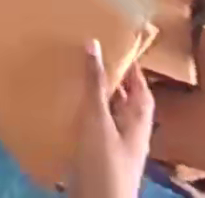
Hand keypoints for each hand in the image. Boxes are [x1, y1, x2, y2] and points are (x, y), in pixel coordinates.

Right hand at [69, 40, 154, 197]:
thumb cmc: (104, 162)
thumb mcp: (99, 118)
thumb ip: (95, 83)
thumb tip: (94, 43)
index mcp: (138, 122)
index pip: (141, 88)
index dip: (132, 67)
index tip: (114, 43)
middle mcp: (129, 132)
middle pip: (124, 99)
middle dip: (109, 77)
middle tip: (87, 52)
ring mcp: (113, 146)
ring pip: (106, 112)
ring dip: (93, 93)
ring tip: (72, 69)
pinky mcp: (96, 155)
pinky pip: (91, 125)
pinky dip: (81, 110)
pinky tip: (63, 102)